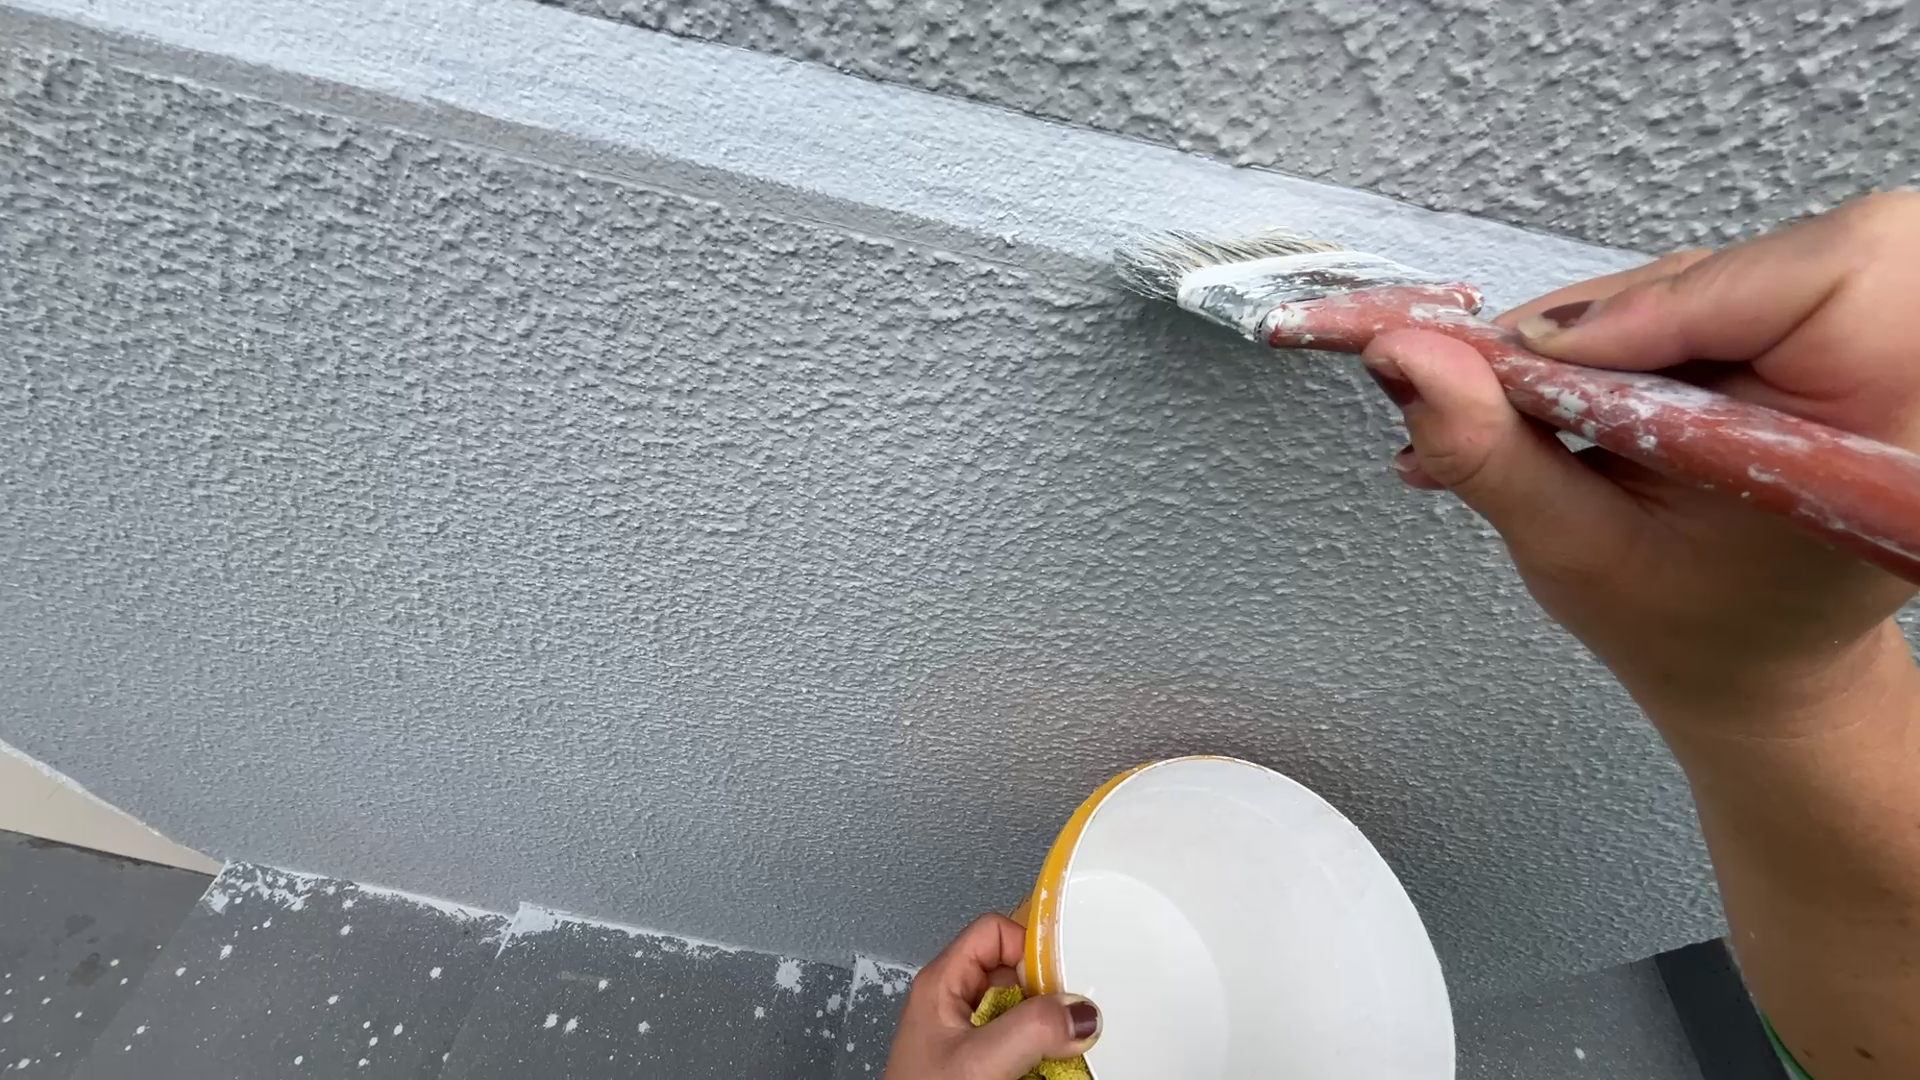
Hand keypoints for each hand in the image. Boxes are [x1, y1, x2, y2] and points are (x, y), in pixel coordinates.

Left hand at [883, 915, 1100, 1079]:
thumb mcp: (978, 1062)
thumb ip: (1030, 1030)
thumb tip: (1079, 1011)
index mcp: (943, 982)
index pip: (995, 933)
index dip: (1030, 947)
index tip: (1064, 977)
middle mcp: (955, 1003)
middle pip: (1013, 973)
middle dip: (1046, 995)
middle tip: (1071, 1019)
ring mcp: (967, 1037)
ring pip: (1021, 1012)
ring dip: (1047, 1030)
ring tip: (1066, 1048)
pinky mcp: (980, 1067)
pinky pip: (1020, 1046)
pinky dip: (1042, 1056)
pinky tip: (1052, 1071)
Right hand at [1363, 191, 1919, 731]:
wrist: (1734, 652)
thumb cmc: (1674, 621)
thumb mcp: (1565, 544)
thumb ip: (1485, 449)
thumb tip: (1401, 358)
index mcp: (1888, 426)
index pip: (1828, 276)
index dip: (1672, 301)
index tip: (1543, 360)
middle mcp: (1893, 364)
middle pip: (1736, 267)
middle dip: (1593, 324)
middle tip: (1489, 389)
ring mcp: (1846, 347)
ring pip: (1690, 278)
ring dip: (1575, 340)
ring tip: (1498, 411)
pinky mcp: (1788, 344)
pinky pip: (1679, 301)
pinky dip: (1588, 346)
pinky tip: (1533, 400)